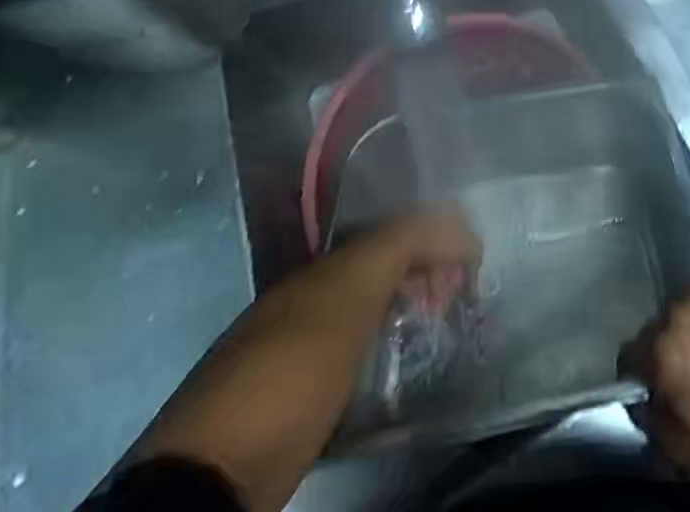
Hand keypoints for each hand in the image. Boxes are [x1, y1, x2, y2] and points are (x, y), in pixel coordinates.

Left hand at [129, 208, 479, 510]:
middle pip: (382, 264)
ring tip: (438, 320)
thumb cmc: (292, 373)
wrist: (214, 469)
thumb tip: (446, 221)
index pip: (393, 233)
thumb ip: (393, 247)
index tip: (476, 257)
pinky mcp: (299, 386)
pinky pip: (357, 339)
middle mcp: (311, 295)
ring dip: (410, 298)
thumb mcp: (347, 297)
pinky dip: (388, 333)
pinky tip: (399, 354)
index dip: (437, 235)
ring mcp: (301, 342)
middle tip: (459, 294)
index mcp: (323, 271)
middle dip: (428, 266)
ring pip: (370, 302)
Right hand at [629, 287, 689, 482]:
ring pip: (678, 311)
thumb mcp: (673, 443)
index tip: (647, 386)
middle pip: (654, 327)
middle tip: (676, 371)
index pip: (628, 354)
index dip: (636, 374)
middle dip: (660, 347)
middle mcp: (678, 315)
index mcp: (660, 349)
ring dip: (682, 328)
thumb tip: (645, 396)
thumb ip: (647, 413)